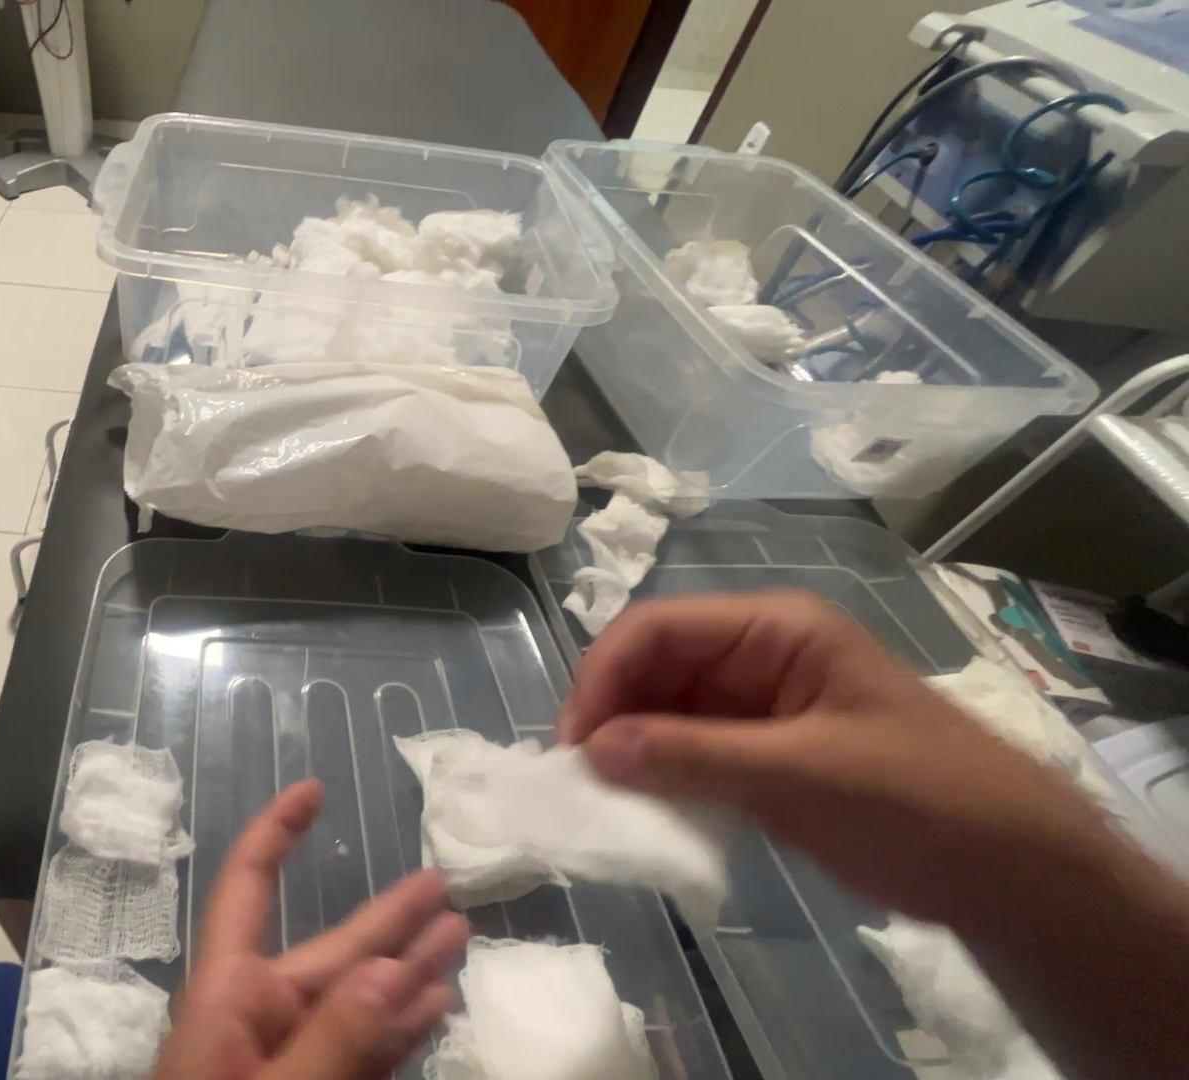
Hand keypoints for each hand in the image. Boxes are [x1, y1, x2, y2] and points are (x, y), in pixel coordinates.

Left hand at [155, 779, 469, 1079]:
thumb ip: (333, 1039)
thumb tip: (391, 973)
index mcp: (230, 993)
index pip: (249, 886)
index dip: (277, 831)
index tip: (313, 790)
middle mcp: (258, 1015)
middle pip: (332, 949)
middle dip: (387, 916)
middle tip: (443, 883)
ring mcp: (288, 1061)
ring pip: (358, 1002)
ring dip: (407, 970)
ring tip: (456, 933)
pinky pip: (363, 1054)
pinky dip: (400, 1031)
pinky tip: (435, 1005)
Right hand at [558, 591, 1119, 925]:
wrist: (1024, 884)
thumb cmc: (928, 804)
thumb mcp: (807, 775)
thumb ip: (693, 756)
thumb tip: (590, 750)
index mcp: (774, 629)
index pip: (658, 627)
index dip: (605, 673)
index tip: (576, 738)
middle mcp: (751, 653)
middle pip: (649, 663)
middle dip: (608, 711)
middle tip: (579, 771)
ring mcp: (748, 702)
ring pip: (655, 706)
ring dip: (623, 743)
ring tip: (598, 790)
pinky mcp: (748, 748)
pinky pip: (677, 747)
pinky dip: (650, 771)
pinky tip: (635, 801)